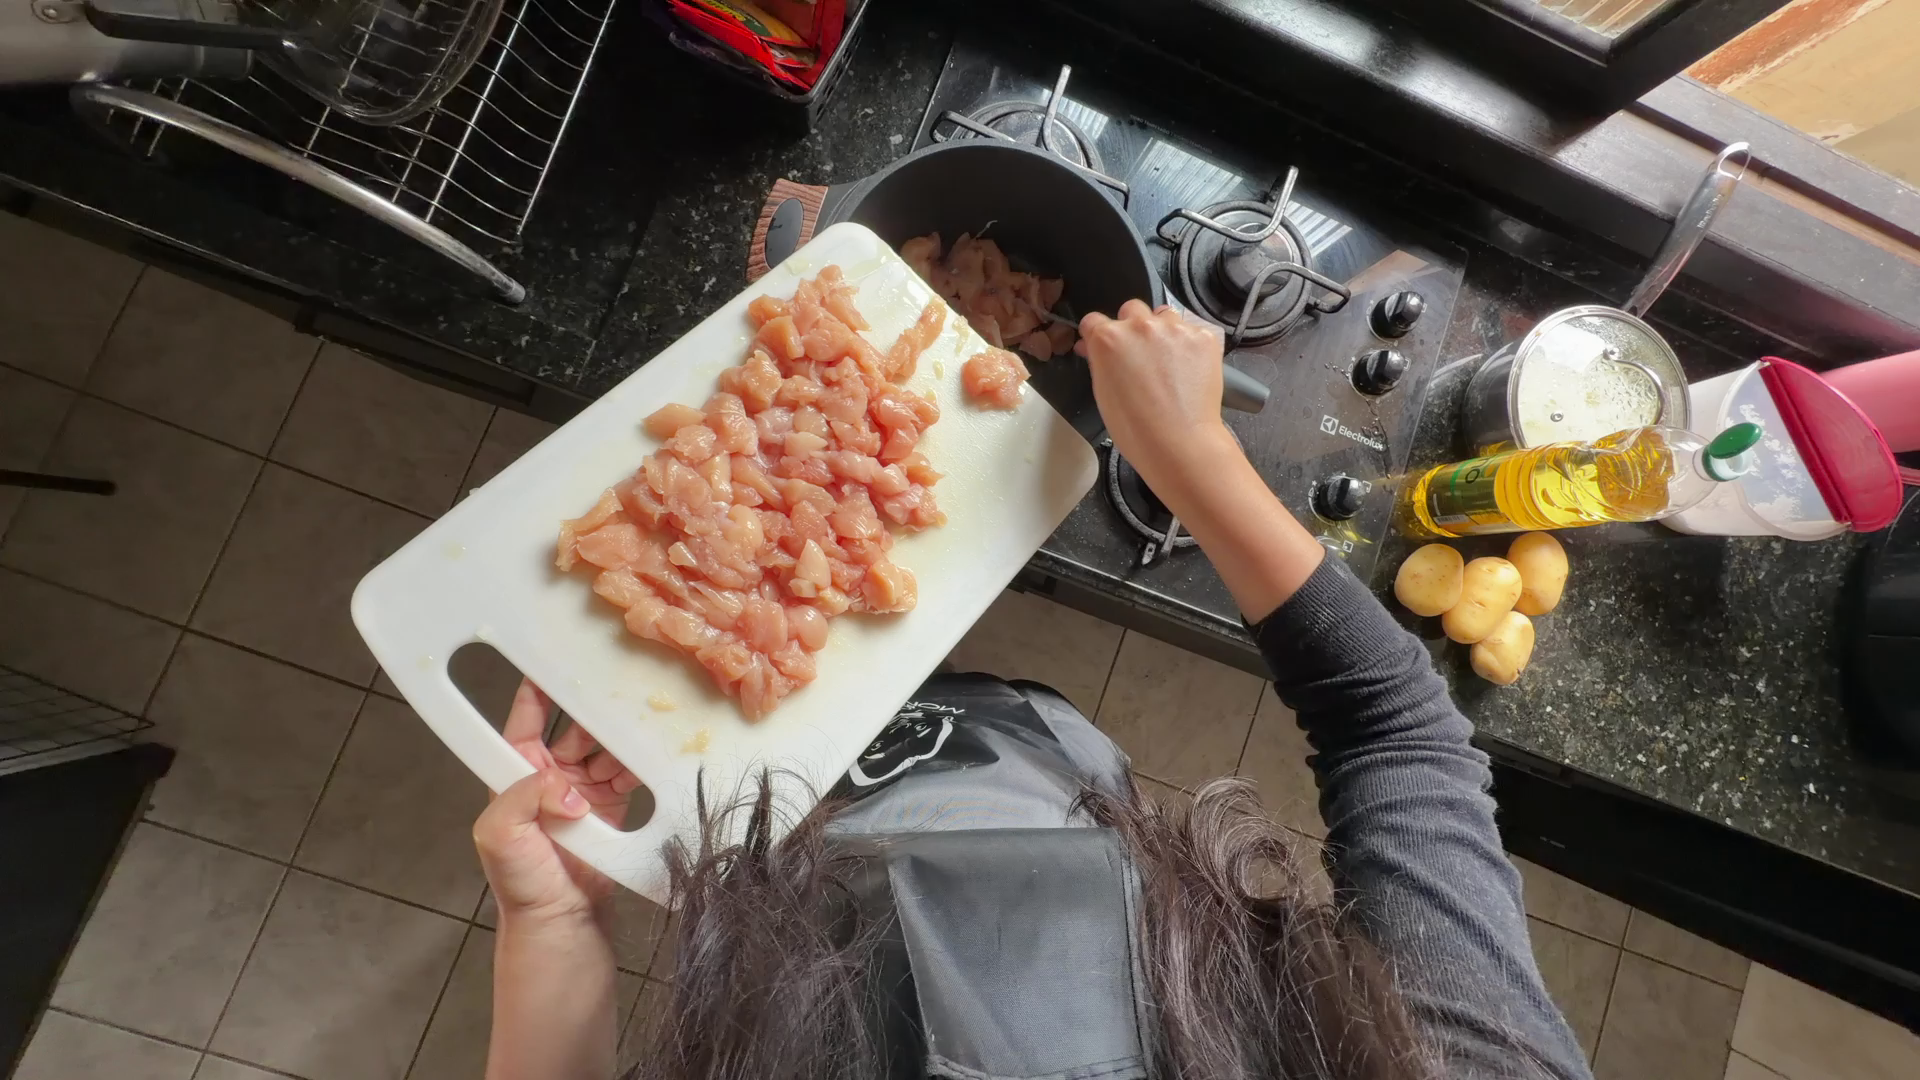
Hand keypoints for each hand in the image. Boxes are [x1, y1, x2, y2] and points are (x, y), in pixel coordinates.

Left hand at [472, 679, 642, 928]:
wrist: (564, 920)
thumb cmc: (522, 881)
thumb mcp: (499, 835)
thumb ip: (521, 794)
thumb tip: (568, 782)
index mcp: (516, 773)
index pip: (526, 719)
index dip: (536, 690)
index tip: (553, 659)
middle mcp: (550, 774)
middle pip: (575, 726)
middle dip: (594, 713)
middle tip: (617, 697)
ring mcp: (584, 786)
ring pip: (606, 744)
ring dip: (620, 740)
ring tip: (636, 733)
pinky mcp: (614, 800)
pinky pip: (628, 767)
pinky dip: (638, 760)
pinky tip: (647, 756)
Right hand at [1077, 300, 1239, 493]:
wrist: (1178, 442)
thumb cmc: (1135, 428)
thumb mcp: (1102, 394)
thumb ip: (1098, 362)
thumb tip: (1093, 347)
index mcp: (1108, 339)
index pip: (1094, 320)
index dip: (1096, 334)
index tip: (1102, 345)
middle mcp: (1140, 325)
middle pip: (1131, 310)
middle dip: (1131, 328)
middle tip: (1138, 356)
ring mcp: (1174, 328)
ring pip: (1164, 316)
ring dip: (1161, 332)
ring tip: (1166, 363)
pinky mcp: (1203, 336)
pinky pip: (1192, 331)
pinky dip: (1188, 346)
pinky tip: (1187, 370)